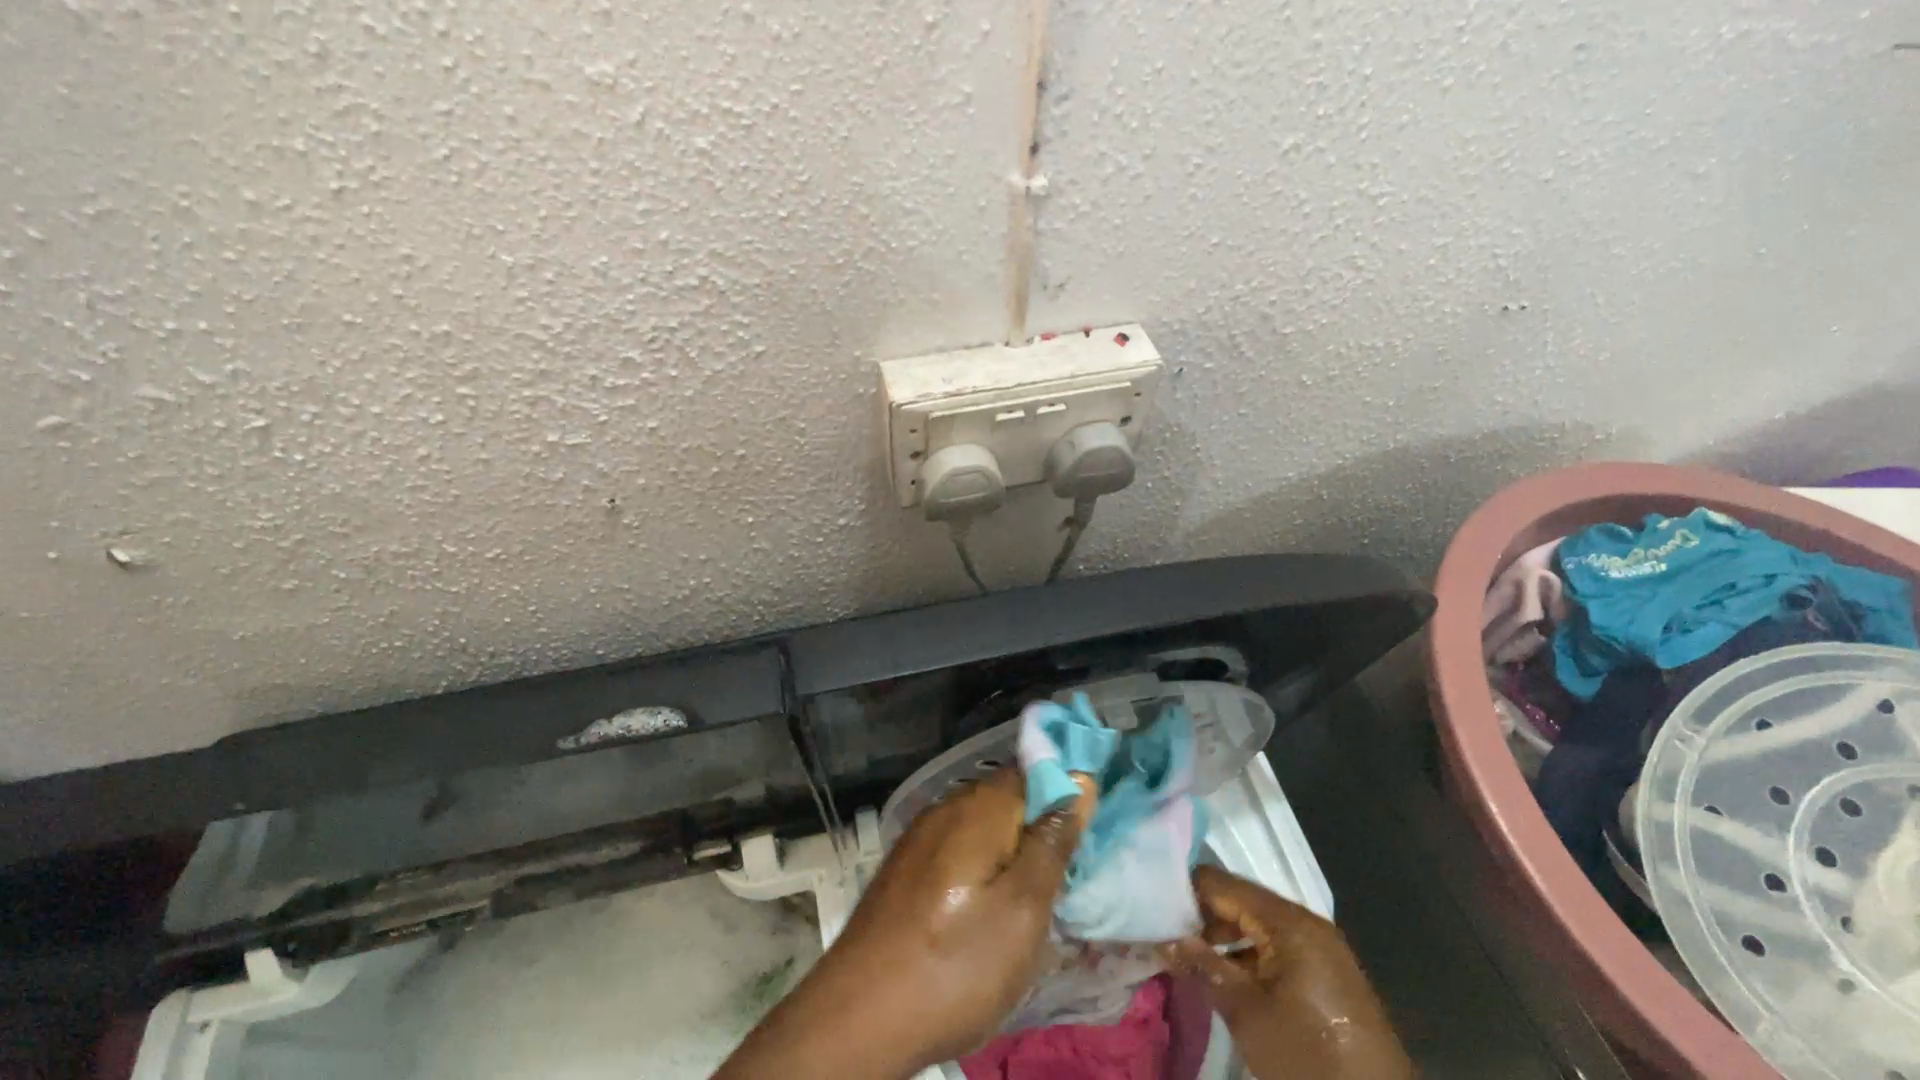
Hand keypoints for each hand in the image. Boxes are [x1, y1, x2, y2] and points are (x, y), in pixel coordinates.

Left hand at [716, 768, 1095, 1079]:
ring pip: (985, 828)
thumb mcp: (1022, 911)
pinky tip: (995, 908)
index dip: (1071, 787)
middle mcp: (944, 811)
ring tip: (1043, 895)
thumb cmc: (954, 966)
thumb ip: (1051, 843)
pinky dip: (987, 869)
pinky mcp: (907, 874)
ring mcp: (920, 842)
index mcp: (977, 809)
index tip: (1101, 821)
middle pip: (1009, 798)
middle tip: (1077, 869)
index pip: (1036, 768)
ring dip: (1016, 850)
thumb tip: (1078, 782)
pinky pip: (961, 852)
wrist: (857, 1020)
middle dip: (1045, 822)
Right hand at [1161, 865, 1415, 1079]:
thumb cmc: (1306, 1051)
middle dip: (1200, 915)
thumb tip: (1164, 938)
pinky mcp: (1324, 972)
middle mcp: (1306, 922)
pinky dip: (1246, 954)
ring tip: (1184, 956)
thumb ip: (1204, 968)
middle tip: (1161, 933)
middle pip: (1240, 901)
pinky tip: (1221, 975)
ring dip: (1221, 937)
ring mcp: (1319, 947)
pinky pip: (1275, 946)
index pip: (1223, 884)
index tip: (1149, 903)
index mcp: (1288, 922)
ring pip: (1256, 925)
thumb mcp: (1246, 1011)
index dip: (1185, 890)